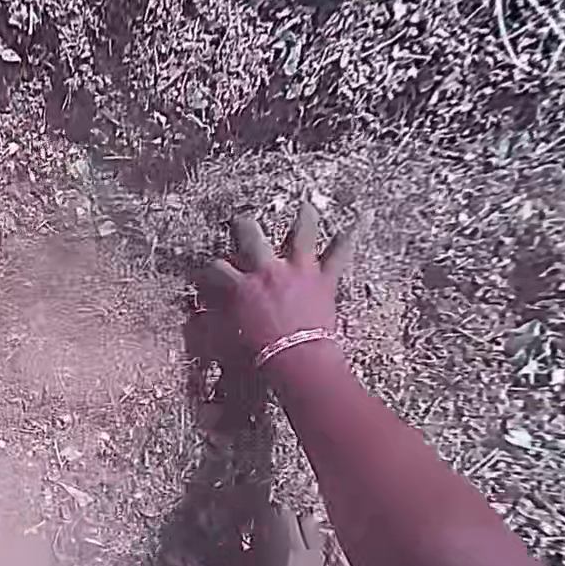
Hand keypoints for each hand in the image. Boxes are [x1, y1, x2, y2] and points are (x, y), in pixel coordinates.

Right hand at [199, 202, 359, 360]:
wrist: (298, 361)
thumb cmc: (262, 354)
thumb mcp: (231, 337)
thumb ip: (218, 321)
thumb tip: (201, 317)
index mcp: (243, 287)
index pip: (219, 269)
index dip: (211, 269)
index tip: (209, 272)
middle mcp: (269, 271)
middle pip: (251, 236)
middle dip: (243, 226)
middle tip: (241, 221)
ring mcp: (298, 272)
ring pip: (300, 232)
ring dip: (302, 216)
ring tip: (304, 204)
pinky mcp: (324, 280)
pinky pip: (341, 252)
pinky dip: (351, 234)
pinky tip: (363, 215)